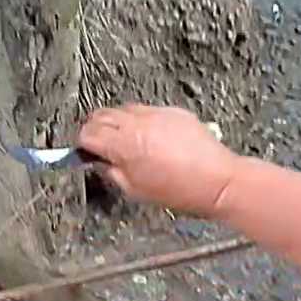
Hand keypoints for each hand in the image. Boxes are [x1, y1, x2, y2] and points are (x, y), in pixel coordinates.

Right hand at [77, 104, 241, 217]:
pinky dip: (141, 120)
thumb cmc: (181, 191)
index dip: (83, 143)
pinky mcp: (173, 112)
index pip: (89, 133)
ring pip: (124, 109)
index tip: (86, 151)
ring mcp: (157, 114)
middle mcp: (138, 123)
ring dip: (117, 123)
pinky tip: (148, 138)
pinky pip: (148, 110)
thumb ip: (112, 172)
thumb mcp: (136, 190)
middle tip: (99, 145)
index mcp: (125, 144)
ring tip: (125, 142)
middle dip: (96, 129)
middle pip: (102, 115)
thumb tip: (100, 163)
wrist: (217, 181)